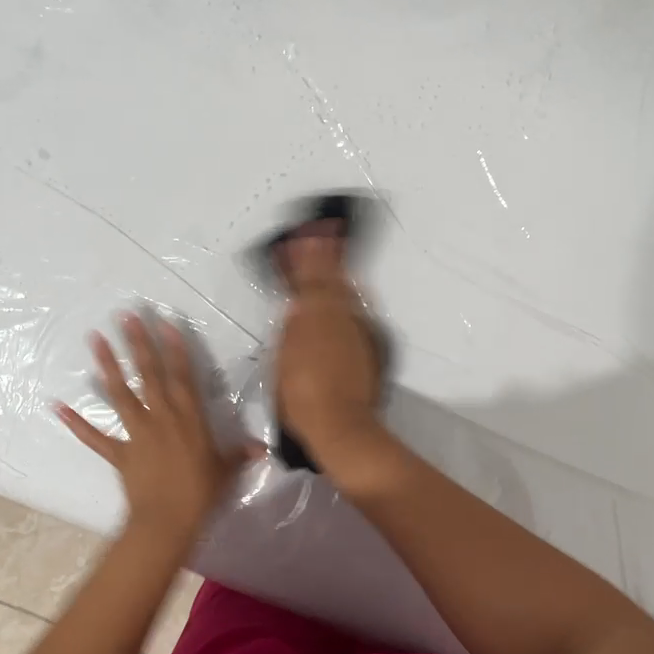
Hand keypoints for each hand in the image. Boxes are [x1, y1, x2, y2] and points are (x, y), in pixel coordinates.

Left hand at [56, 313, 259, 538]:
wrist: (167, 521)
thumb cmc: (201, 495)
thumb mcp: (226, 471)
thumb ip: (239, 455)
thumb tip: (261, 448)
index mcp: (189, 419)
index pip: (183, 377)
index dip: (176, 349)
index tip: (166, 323)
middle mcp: (161, 418)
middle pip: (149, 375)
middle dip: (138, 343)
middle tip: (126, 316)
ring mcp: (137, 434)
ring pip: (121, 394)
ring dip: (107, 366)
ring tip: (95, 338)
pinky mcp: (119, 453)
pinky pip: (95, 437)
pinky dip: (76, 423)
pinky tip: (58, 406)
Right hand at [276, 233, 385, 459]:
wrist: (338, 424)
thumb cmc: (301, 396)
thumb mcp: (283, 359)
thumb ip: (292, 329)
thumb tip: (296, 307)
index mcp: (311, 316)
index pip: (308, 278)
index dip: (306, 256)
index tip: (304, 235)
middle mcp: (339, 317)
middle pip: (333, 278)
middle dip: (327, 254)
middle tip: (326, 229)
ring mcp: (358, 331)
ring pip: (349, 293)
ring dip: (341, 271)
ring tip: (336, 251)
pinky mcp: (370, 348)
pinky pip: (359, 312)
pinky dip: (352, 298)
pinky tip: (351, 294)